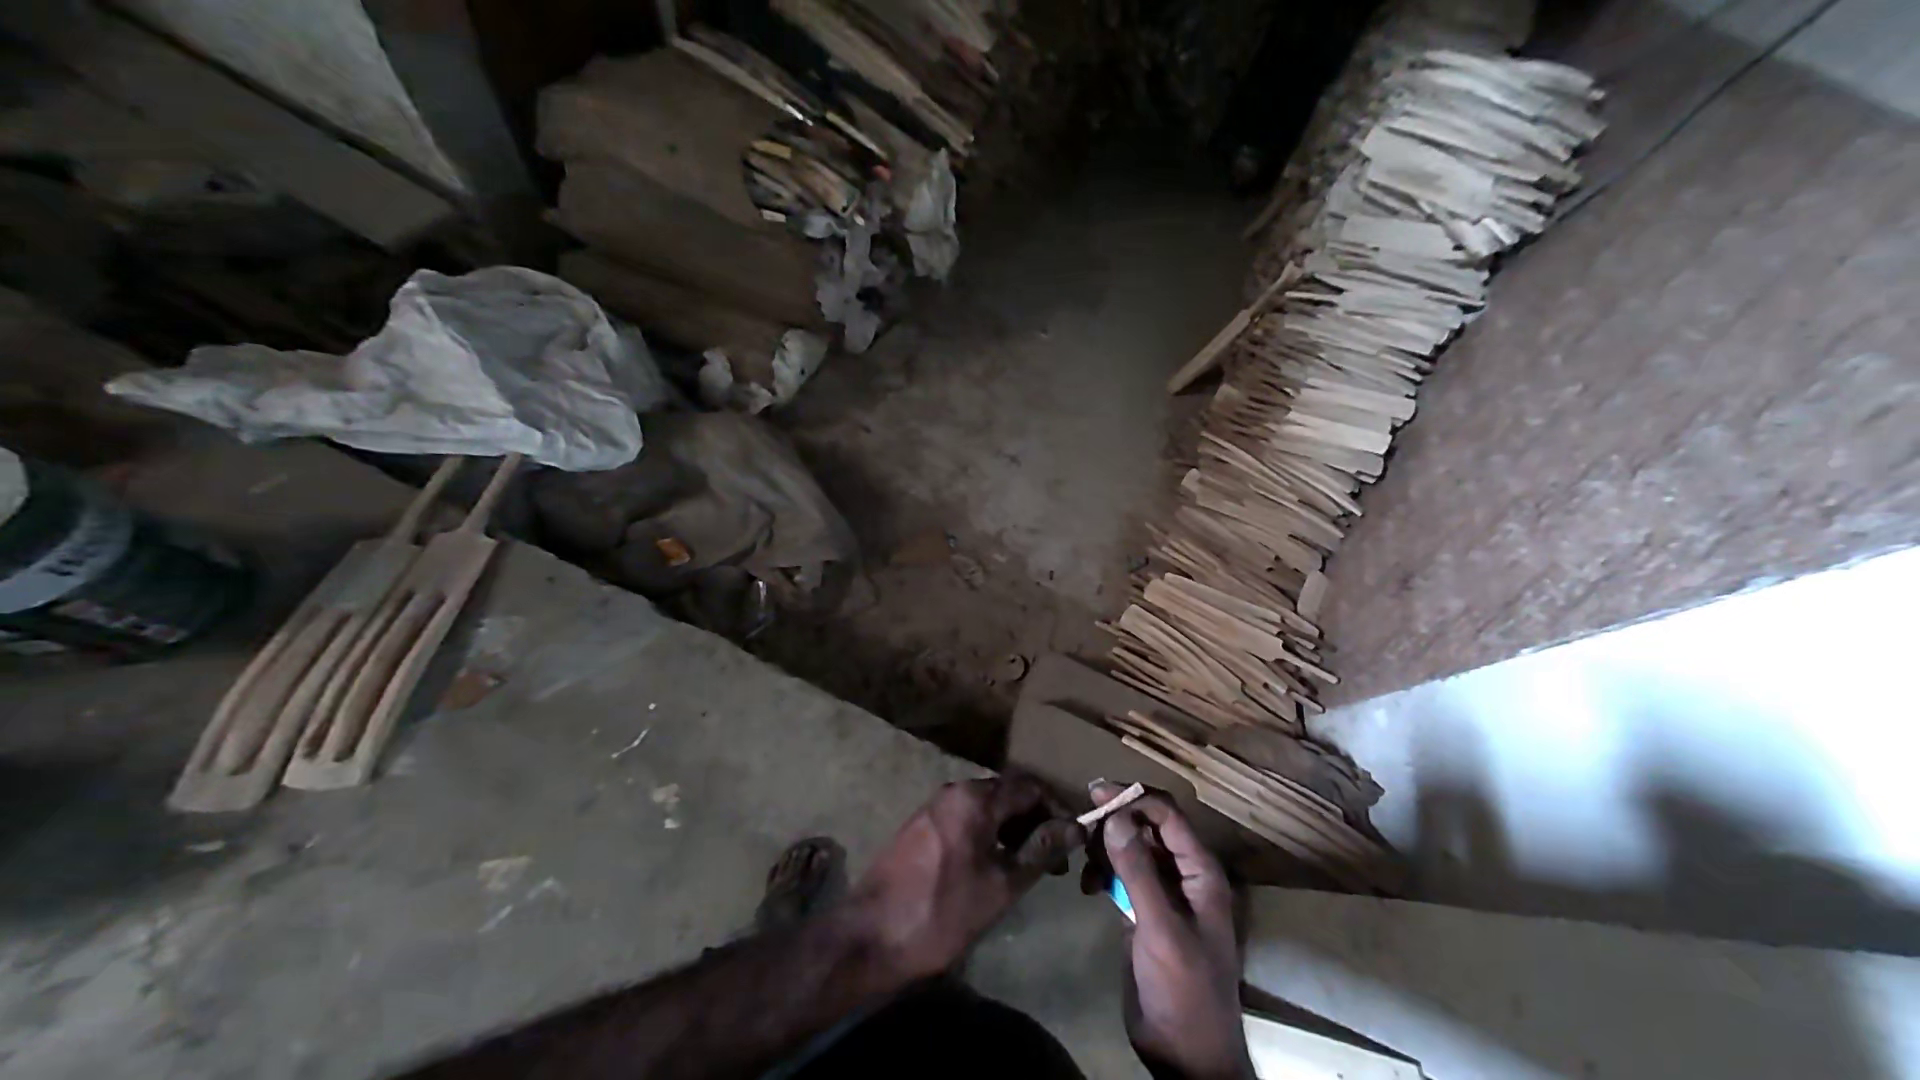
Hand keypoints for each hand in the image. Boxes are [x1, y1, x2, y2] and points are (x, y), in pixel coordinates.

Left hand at [844, 775, 1083, 980]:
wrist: (871, 935)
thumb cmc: (943, 911)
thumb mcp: (1002, 884)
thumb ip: (1041, 850)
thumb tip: (1076, 827)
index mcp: (975, 797)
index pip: (1030, 787)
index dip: (1057, 810)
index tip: (1073, 842)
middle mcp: (953, 791)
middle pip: (1007, 793)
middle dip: (1035, 821)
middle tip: (1055, 860)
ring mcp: (933, 807)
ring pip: (986, 807)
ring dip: (1011, 829)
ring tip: (1029, 867)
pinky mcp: (921, 826)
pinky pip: (965, 819)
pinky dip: (987, 834)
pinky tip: (995, 866)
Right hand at [1088, 782, 1251, 1079]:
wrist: (1184, 1050)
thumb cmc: (1183, 986)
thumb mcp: (1160, 926)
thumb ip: (1137, 870)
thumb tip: (1114, 816)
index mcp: (1200, 871)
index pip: (1168, 815)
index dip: (1134, 798)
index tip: (1096, 792)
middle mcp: (1183, 874)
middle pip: (1147, 827)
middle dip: (1114, 820)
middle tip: (1079, 822)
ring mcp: (1163, 893)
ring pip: (1130, 848)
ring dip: (1105, 847)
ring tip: (1082, 860)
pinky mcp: (1143, 911)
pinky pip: (1121, 875)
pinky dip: (1103, 873)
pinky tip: (1088, 887)